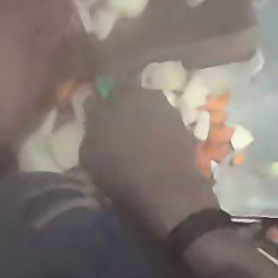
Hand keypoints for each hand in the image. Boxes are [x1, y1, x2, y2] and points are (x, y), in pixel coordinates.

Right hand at [80, 85, 218, 237]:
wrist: (166, 188)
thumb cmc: (120, 168)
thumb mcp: (89, 151)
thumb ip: (91, 127)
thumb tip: (95, 117)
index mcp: (121, 93)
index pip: (108, 89)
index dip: (104, 103)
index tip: (99, 116)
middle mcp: (149, 95)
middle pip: (134, 99)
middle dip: (127, 111)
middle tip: (119, 131)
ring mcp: (172, 112)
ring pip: (154, 113)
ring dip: (147, 124)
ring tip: (140, 146)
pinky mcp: (188, 131)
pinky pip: (169, 131)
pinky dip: (163, 139)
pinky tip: (158, 156)